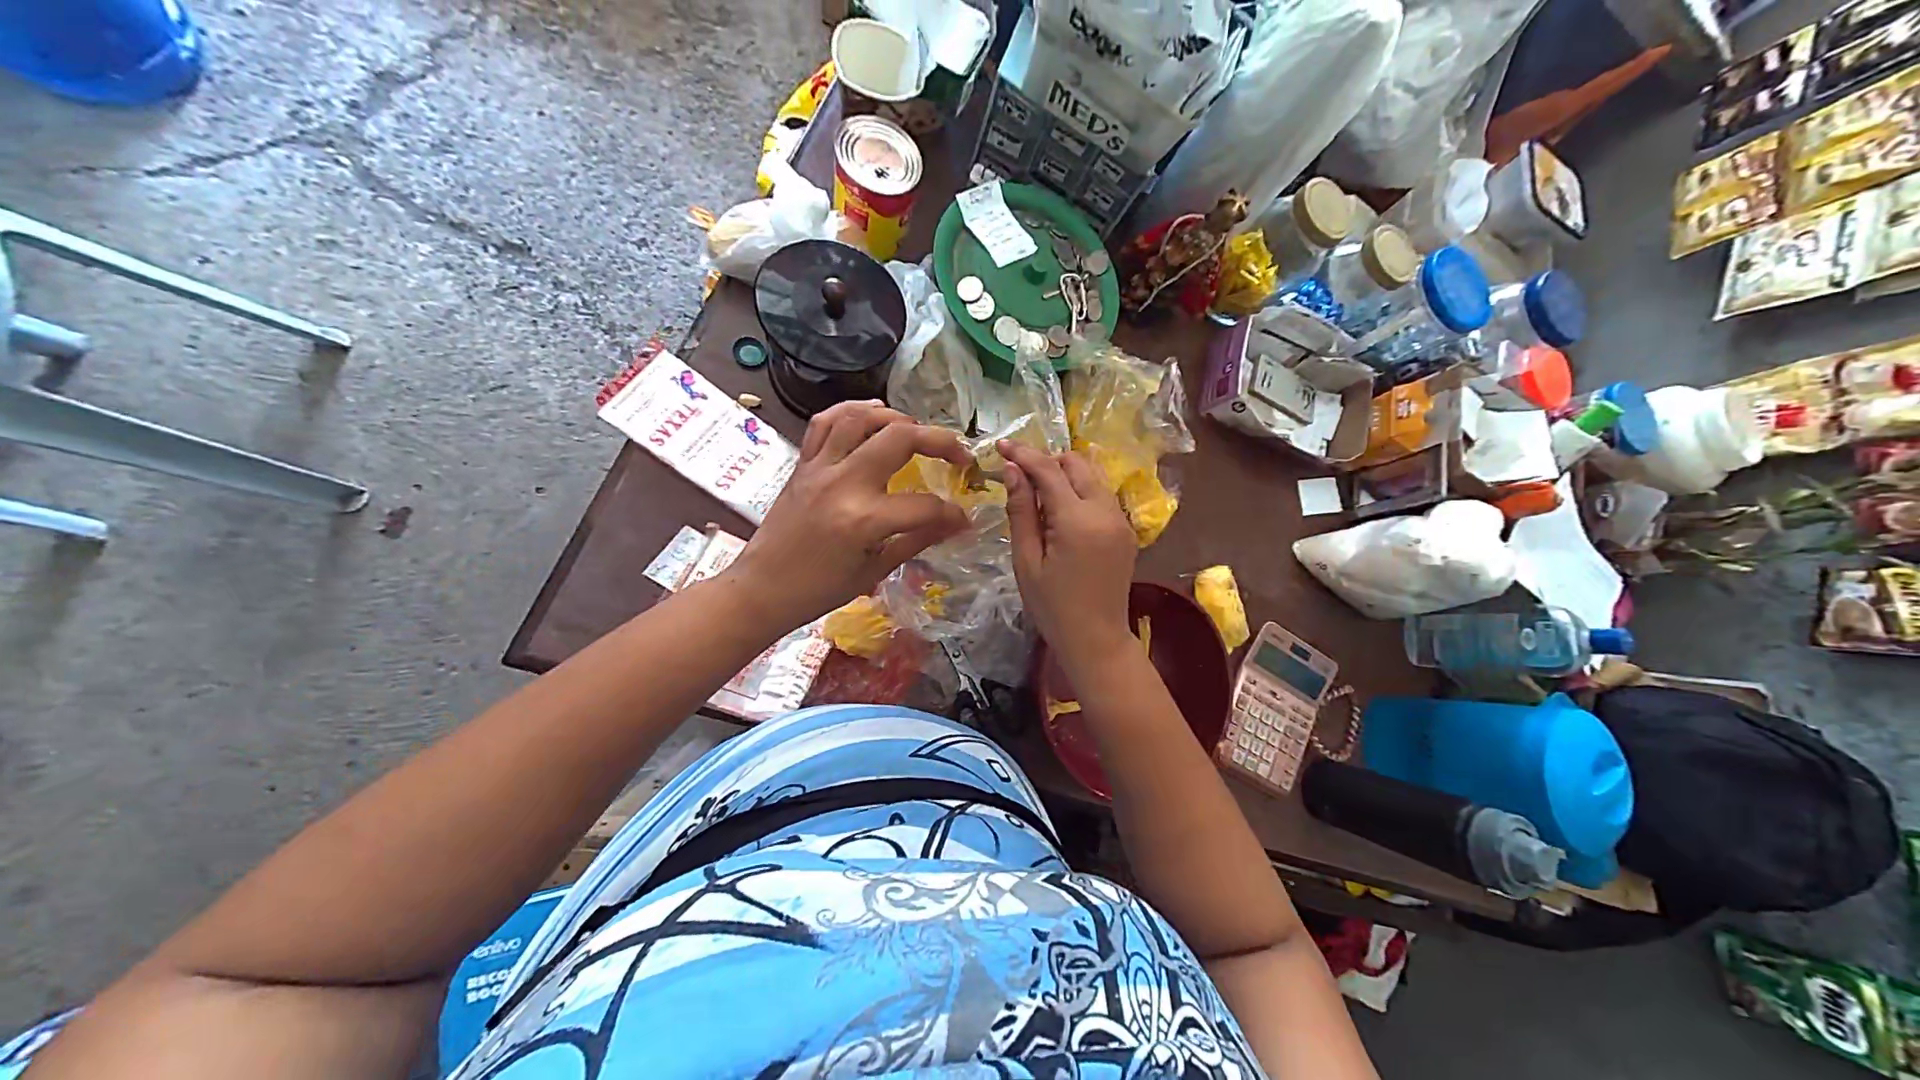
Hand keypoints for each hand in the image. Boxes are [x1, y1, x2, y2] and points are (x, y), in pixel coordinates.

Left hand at [727, 401, 970, 629]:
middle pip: (899, 438)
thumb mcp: (874, 570)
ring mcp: (819, 468)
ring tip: (916, 432)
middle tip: (957, 454)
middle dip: (939, 440)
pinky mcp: (802, 464)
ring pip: (861, 418)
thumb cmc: (819, 590)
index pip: (924, 504)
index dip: (951, 512)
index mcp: (863, 519)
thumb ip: (917, 539)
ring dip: (896, 417)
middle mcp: (842, 483)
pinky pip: (825, 422)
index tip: (963, 518)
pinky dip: (851, 410)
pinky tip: (872, 414)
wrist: (762, 589)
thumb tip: (956, 524)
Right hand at [1000, 439, 1137, 668]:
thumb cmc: (1052, 606)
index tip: (1001, 445)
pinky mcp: (1126, 531)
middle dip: (1047, 461)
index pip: (1049, 470)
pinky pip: (1102, 496)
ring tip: (1037, 494)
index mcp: (1077, 520)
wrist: (1096, 639)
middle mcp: (1105, 512)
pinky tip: (1060, 513)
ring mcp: (1121, 520)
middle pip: (1077, 463)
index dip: (1024, 454)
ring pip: (1093, 476)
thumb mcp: (1026, 561)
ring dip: (1065, 474)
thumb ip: (1020, 512)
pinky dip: (1080, 491)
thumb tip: (1012, 471)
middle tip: (1019, 475)